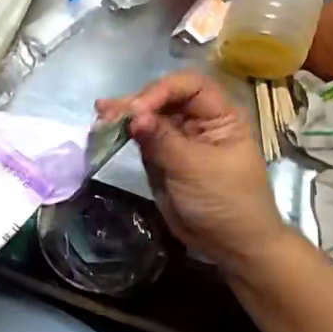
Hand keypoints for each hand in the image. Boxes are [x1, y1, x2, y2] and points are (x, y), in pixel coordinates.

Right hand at [98, 71, 286, 269]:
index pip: (190, 86)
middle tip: (106, 111)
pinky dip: (126, 134)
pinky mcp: (165, 159)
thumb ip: (162, 139)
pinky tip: (105, 129)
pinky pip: (144, 140)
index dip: (162, 90)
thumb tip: (132, 115)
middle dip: (137, 103)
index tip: (137, 110)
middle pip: (166, 99)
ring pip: (151, 118)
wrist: (232, 245)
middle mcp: (200, 122)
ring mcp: (181, 140)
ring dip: (126, 115)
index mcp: (220, 116)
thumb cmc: (224, 201)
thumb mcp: (194, 168)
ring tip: (100, 116)